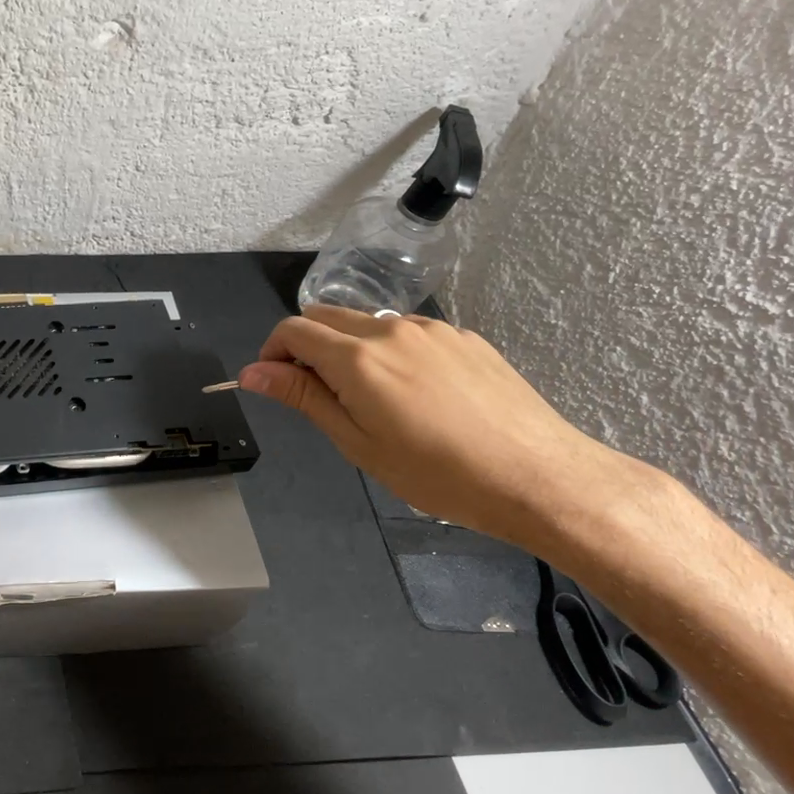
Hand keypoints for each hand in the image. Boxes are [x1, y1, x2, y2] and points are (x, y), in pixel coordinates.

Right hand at [238, 306, 650, 548]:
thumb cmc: (437, 474)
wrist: (540, 477)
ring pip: (368, 323)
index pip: (293, 330)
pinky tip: (420, 396)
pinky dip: (393, 352)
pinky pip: (409, 333)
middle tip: (321, 396)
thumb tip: (252, 372)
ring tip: (376, 401)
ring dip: (351, 348)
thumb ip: (302, 397)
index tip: (277, 385)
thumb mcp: (357, 442)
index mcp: (357, 357)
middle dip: (307, 346)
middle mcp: (391, 329)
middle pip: (326, 316)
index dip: (273, 353)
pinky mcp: (465, 339)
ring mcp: (433, 330)